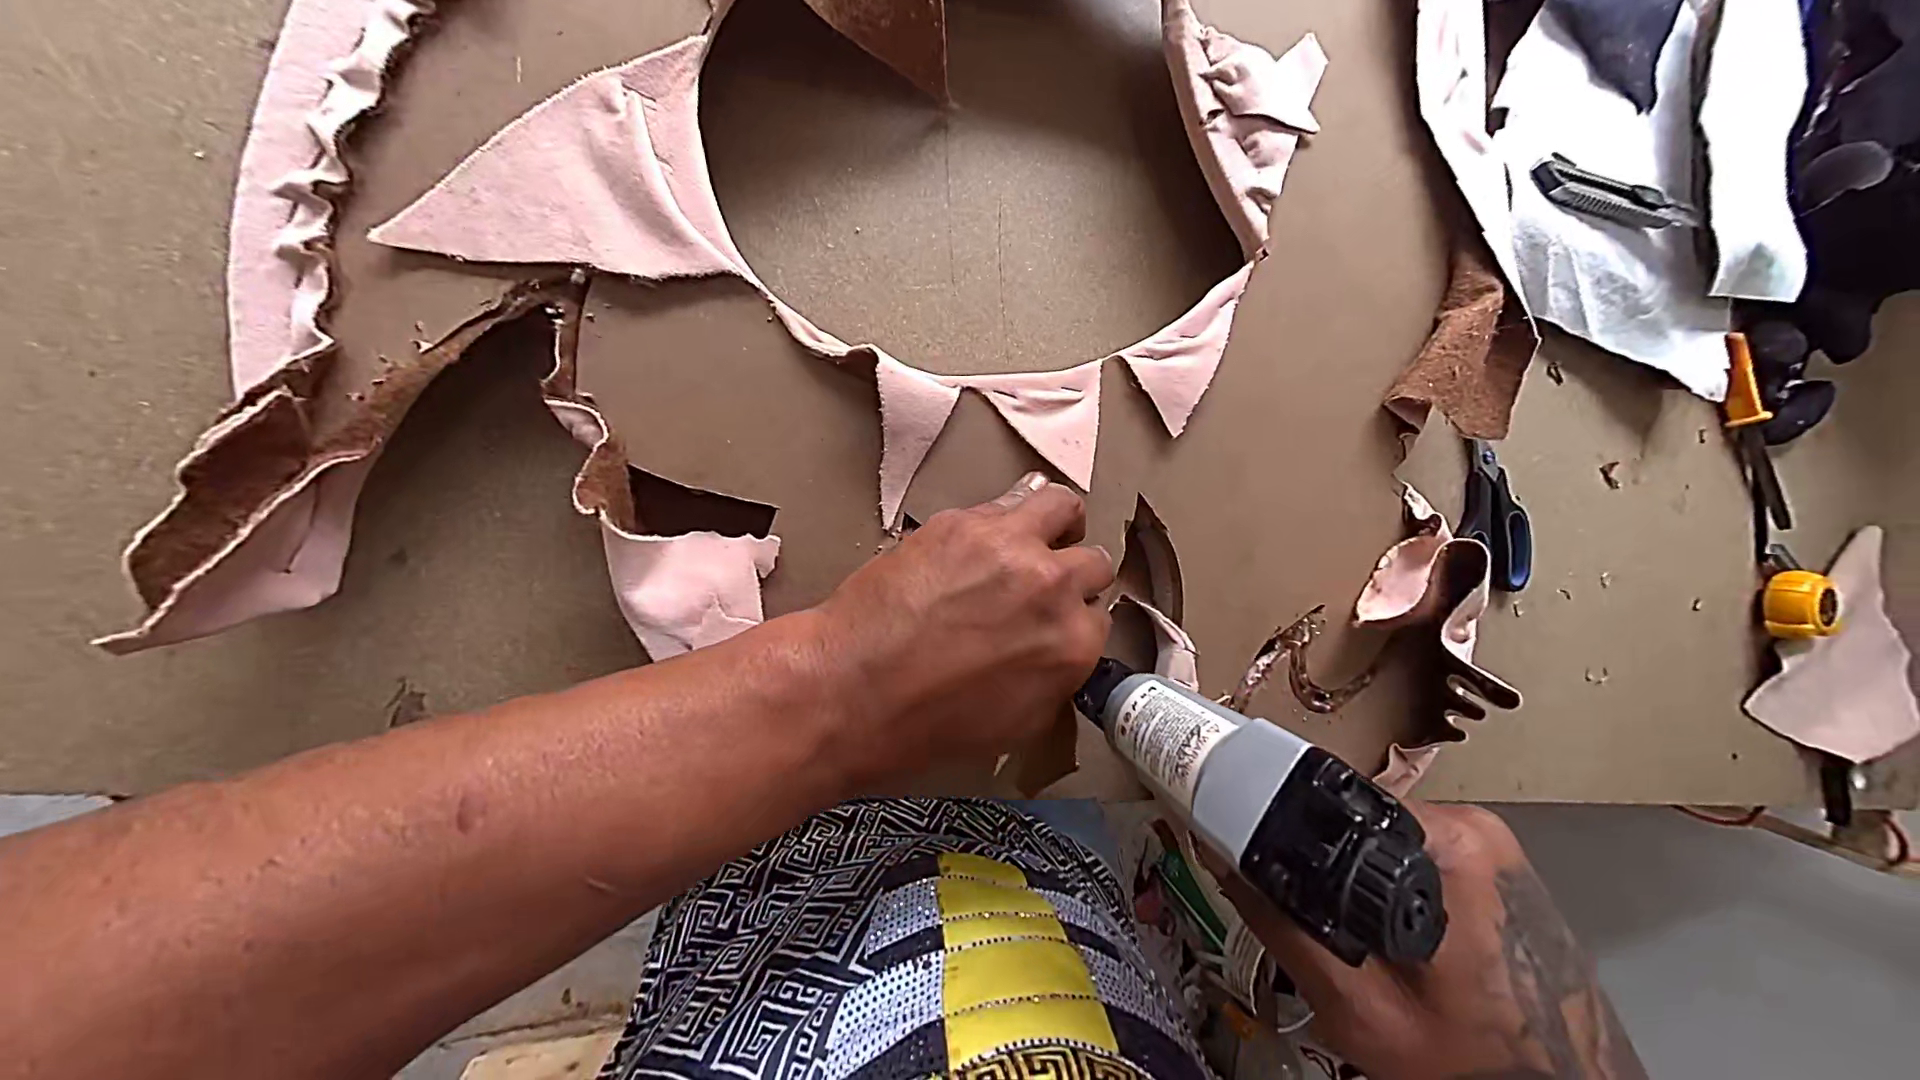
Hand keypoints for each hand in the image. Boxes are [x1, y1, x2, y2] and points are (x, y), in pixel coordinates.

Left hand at [809, 472, 1114, 786]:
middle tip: (1041, 583)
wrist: (852, 688)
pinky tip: (981, 539)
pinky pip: (1005, 502)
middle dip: (1072, 575)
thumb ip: (1056, 678)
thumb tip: (1058, 651)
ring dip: (1057, 522)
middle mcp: (1052, 586)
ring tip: (1033, 535)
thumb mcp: (1017, 723)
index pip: (1099, 616)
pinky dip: (1003, 517)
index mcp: (1073, 644)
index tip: (1053, 618)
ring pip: (1062, 505)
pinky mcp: (964, 521)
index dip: (1073, 619)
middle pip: (1092, 560)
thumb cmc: (925, 720)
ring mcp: (1009, 545)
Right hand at [1219, 802, 1647, 1079]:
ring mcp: (1494, 843)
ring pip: (1382, 832)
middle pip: (1354, 817)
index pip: (1328, 802)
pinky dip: (1391, 879)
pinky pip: (1415, 849)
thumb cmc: (1471, 1063)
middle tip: (1325, 922)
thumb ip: (1281, 925)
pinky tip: (1400, 932)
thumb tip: (1219, 854)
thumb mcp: (1357, 1008)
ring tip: (1364, 932)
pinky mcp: (1501, 862)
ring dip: (1356, 869)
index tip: (1256, 858)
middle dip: (1323, 859)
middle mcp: (1476, 827)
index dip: (1281, 827)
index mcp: (1449, 844)